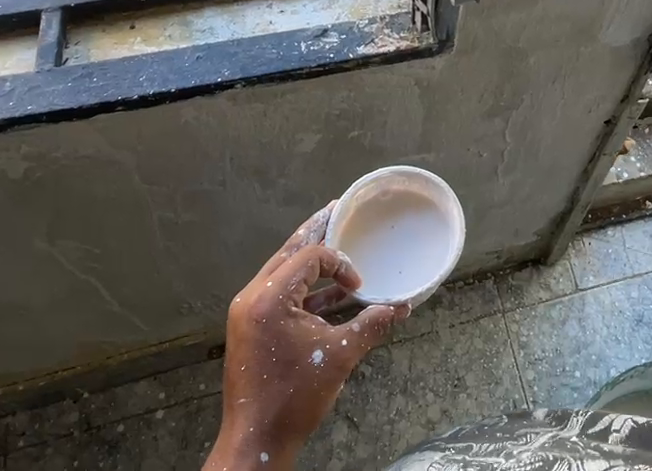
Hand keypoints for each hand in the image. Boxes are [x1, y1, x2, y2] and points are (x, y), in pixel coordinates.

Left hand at [203, 206, 408, 469]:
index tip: (358, 285)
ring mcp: (248, 311)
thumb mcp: (339, 357)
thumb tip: (403, 306)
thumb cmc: (295, 397)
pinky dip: (303, 287)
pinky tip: (329, 292)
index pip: (309, 256)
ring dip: (310, 260)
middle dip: (316, 232)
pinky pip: (279, 293)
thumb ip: (371, 324)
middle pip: (289, 251)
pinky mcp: (250, 326)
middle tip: (337, 208)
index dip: (339, 263)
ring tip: (334, 239)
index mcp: (269, 298)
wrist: (256, 441)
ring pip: (283, 270)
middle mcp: (253, 296)